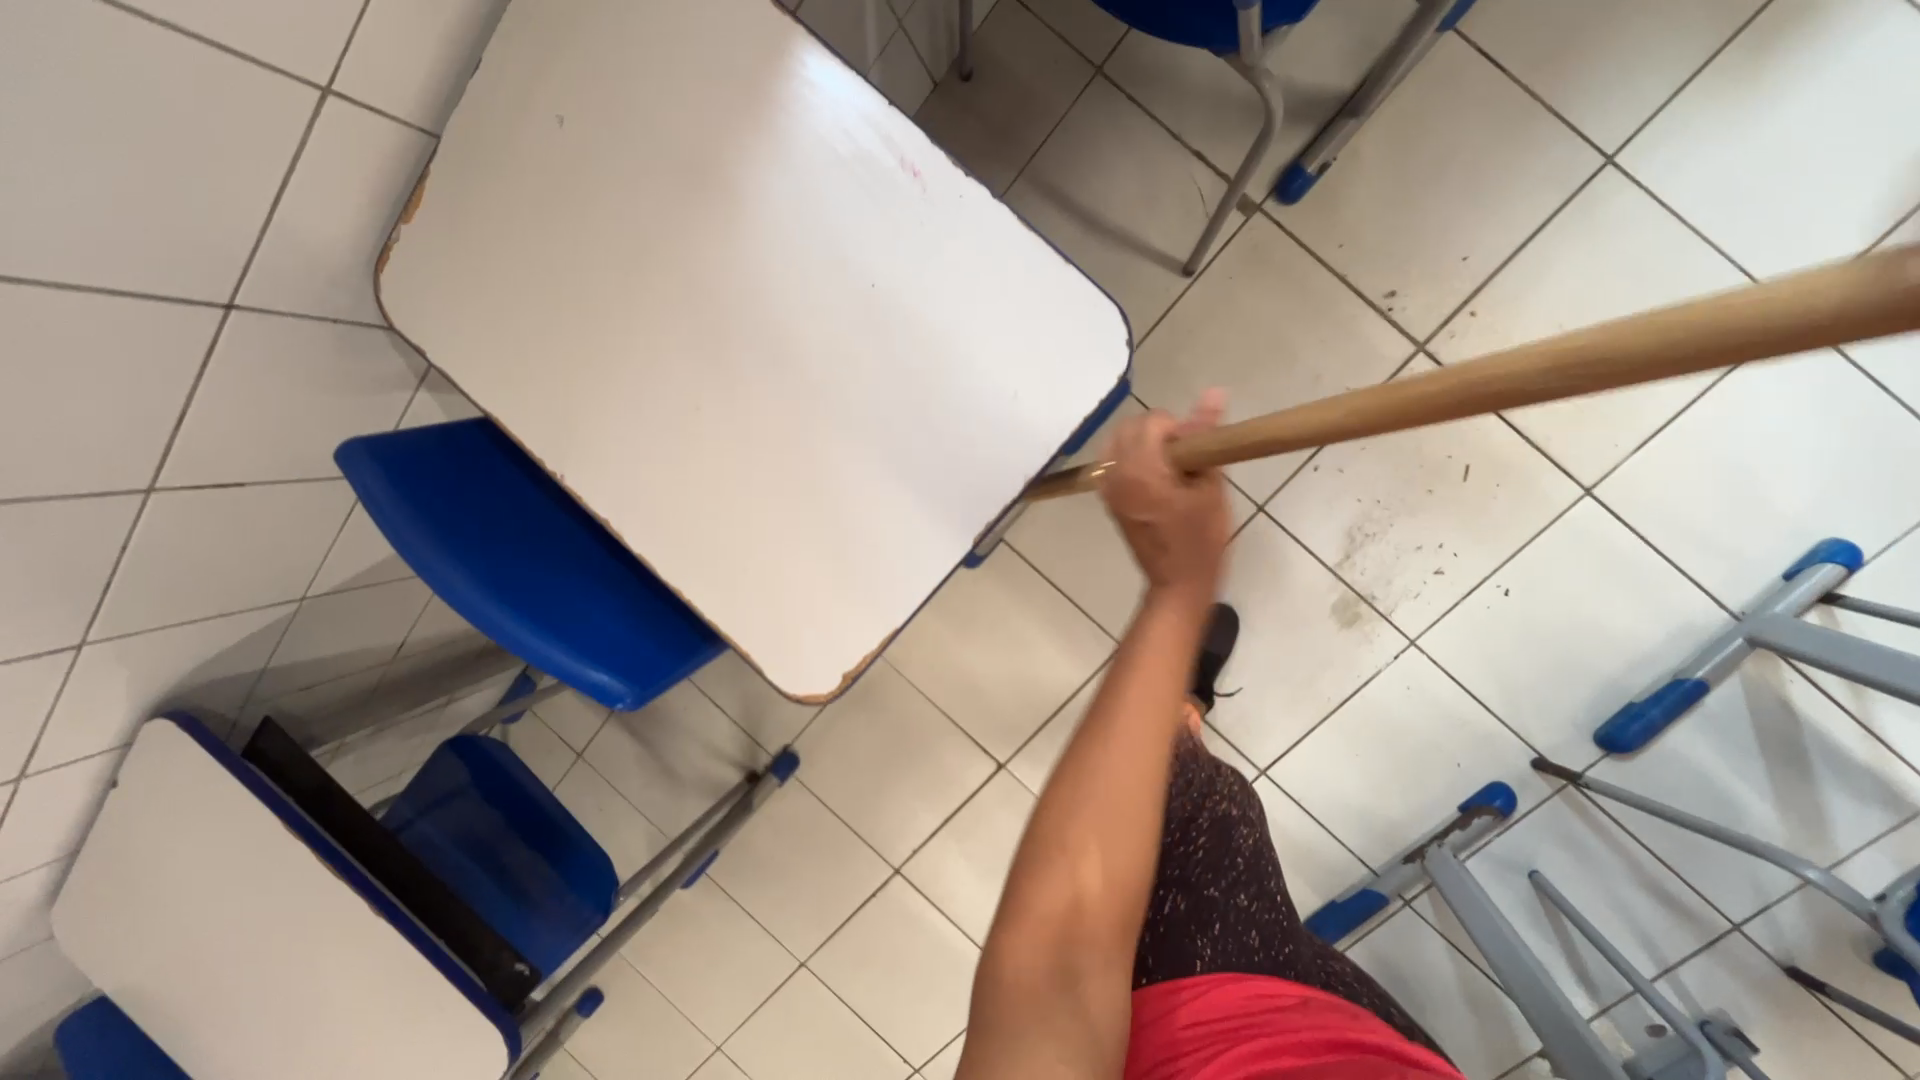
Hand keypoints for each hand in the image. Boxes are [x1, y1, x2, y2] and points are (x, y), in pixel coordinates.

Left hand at [1097, 390, 1229, 603]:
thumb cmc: (1202, 538)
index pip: (1154, 422)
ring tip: (1171, 466)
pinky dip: (1130, 458)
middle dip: (1160, 432)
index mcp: (1141, 470)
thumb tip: (1214, 392)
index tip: (1198, 451)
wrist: (1178, 582)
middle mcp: (1116, 474)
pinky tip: (1154, 475)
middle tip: (1187, 457)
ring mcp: (1107, 488)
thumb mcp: (1210, 485)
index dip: (1180, 429)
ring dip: (1143, 443)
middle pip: (1131, 427)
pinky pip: (1112, 463)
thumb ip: (1206, 437)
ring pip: (1118, 442)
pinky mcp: (1108, 499)